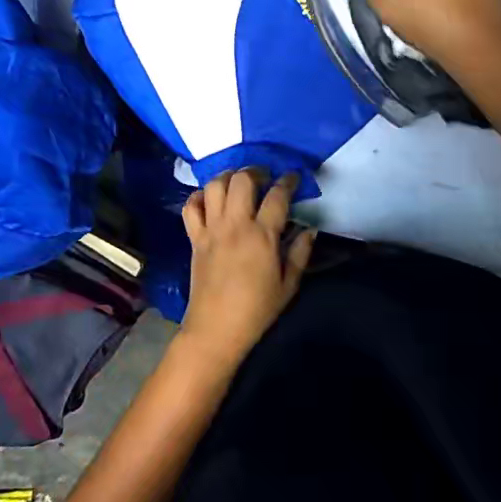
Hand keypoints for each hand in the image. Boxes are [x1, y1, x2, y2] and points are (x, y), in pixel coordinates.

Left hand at [180, 169, 315, 361]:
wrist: (216, 329)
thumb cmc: (257, 310)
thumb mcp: (289, 285)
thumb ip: (300, 253)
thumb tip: (309, 229)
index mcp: (263, 236)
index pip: (277, 196)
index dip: (288, 181)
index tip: (293, 178)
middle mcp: (235, 225)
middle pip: (242, 180)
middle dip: (255, 171)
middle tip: (264, 178)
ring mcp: (211, 230)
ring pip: (214, 186)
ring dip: (228, 177)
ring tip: (238, 183)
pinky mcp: (194, 238)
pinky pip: (191, 207)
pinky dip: (199, 197)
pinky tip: (210, 200)